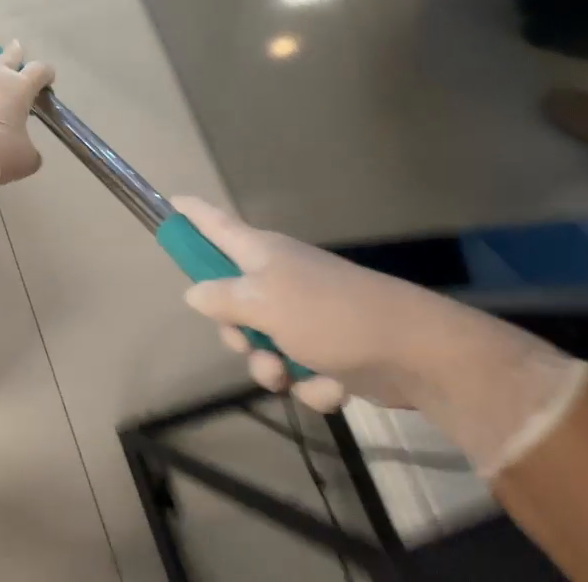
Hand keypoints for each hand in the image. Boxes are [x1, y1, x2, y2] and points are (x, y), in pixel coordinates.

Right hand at [174, 196, 587, 478]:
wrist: (417, 355)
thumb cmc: (330, 315)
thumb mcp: (262, 303)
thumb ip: (221, 298)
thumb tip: (194, 293)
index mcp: (262, 254)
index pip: (215, 223)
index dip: (191, 213)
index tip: (170, 201)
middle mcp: (282, 279)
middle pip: (232, 299)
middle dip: (234, 331)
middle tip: (244, 342)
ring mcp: (307, 315)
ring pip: (263, 343)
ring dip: (270, 366)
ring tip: (289, 375)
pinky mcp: (332, 350)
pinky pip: (300, 369)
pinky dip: (312, 383)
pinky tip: (332, 386)